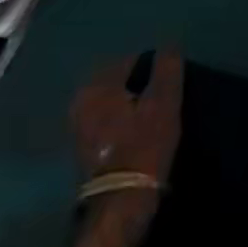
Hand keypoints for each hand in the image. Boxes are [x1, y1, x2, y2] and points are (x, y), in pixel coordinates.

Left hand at [72, 50, 183, 183]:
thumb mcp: (164, 103)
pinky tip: (137, 130)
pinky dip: (121, 119)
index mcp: (97, 85)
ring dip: (130, 102)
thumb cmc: (144, 147)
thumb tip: (169, 43)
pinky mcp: (82, 147)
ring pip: (111, 101)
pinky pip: (106, 120)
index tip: (170, 80)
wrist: (121, 203)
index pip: (130, 60)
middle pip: (117, 80)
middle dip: (139, 83)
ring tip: (153, 113)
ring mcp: (77, 125)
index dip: (154, 67)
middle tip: (163, 95)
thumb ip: (167, 69)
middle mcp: (81, 100)